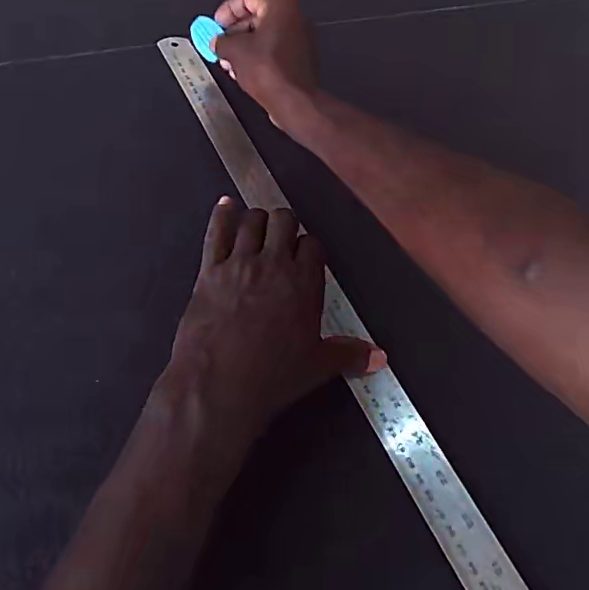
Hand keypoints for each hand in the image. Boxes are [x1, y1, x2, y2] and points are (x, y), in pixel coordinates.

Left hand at [164, 198, 384, 442]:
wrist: (218, 384)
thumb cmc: (272, 376)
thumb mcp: (316, 367)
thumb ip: (348, 354)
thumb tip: (379, 356)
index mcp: (303, 283)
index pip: (312, 245)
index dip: (309, 247)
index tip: (305, 254)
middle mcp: (273, 264)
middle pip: (283, 221)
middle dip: (285, 224)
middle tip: (282, 236)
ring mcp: (239, 264)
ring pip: (252, 221)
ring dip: (257, 220)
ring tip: (258, 225)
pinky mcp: (209, 270)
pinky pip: (216, 232)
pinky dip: (222, 216)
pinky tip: (226, 205)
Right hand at [212, 0, 319, 125]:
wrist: (293, 101)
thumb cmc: (272, 73)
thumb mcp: (234, 51)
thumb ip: (220, 40)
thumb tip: (216, 42)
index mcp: (281, 6)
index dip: (227, 9)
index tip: (216, 23)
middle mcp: (294, 17)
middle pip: (256, 14)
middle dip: (233, 30)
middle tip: (219, 42)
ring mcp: (299, 37)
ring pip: (264, 33)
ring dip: (243, 45)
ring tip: (228, 60)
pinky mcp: (299, 56)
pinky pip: (273, 48)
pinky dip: (257, 54)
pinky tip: (242, 69)